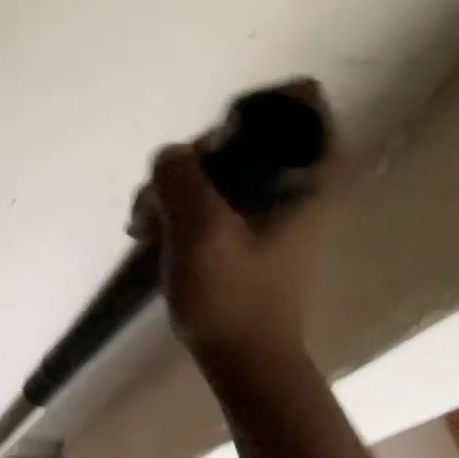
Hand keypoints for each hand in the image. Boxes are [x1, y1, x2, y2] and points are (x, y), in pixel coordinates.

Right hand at [130, 81, 340, 356]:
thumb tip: (169, 157)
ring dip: (175, 190)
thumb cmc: (231, 297)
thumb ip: (180, 178)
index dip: (241, 115)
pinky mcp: (254, 229)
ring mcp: (277, 205)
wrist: (244, 359)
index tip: (207, 155)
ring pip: (219, 167)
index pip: (293, 98)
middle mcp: (303, 179)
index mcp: (311, 171)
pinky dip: (182, 209)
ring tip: (147, 229)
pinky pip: (213, 196)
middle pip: (241, 133)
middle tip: (160, 204)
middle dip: (190, 162)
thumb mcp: (199, 230)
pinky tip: (156, 238)